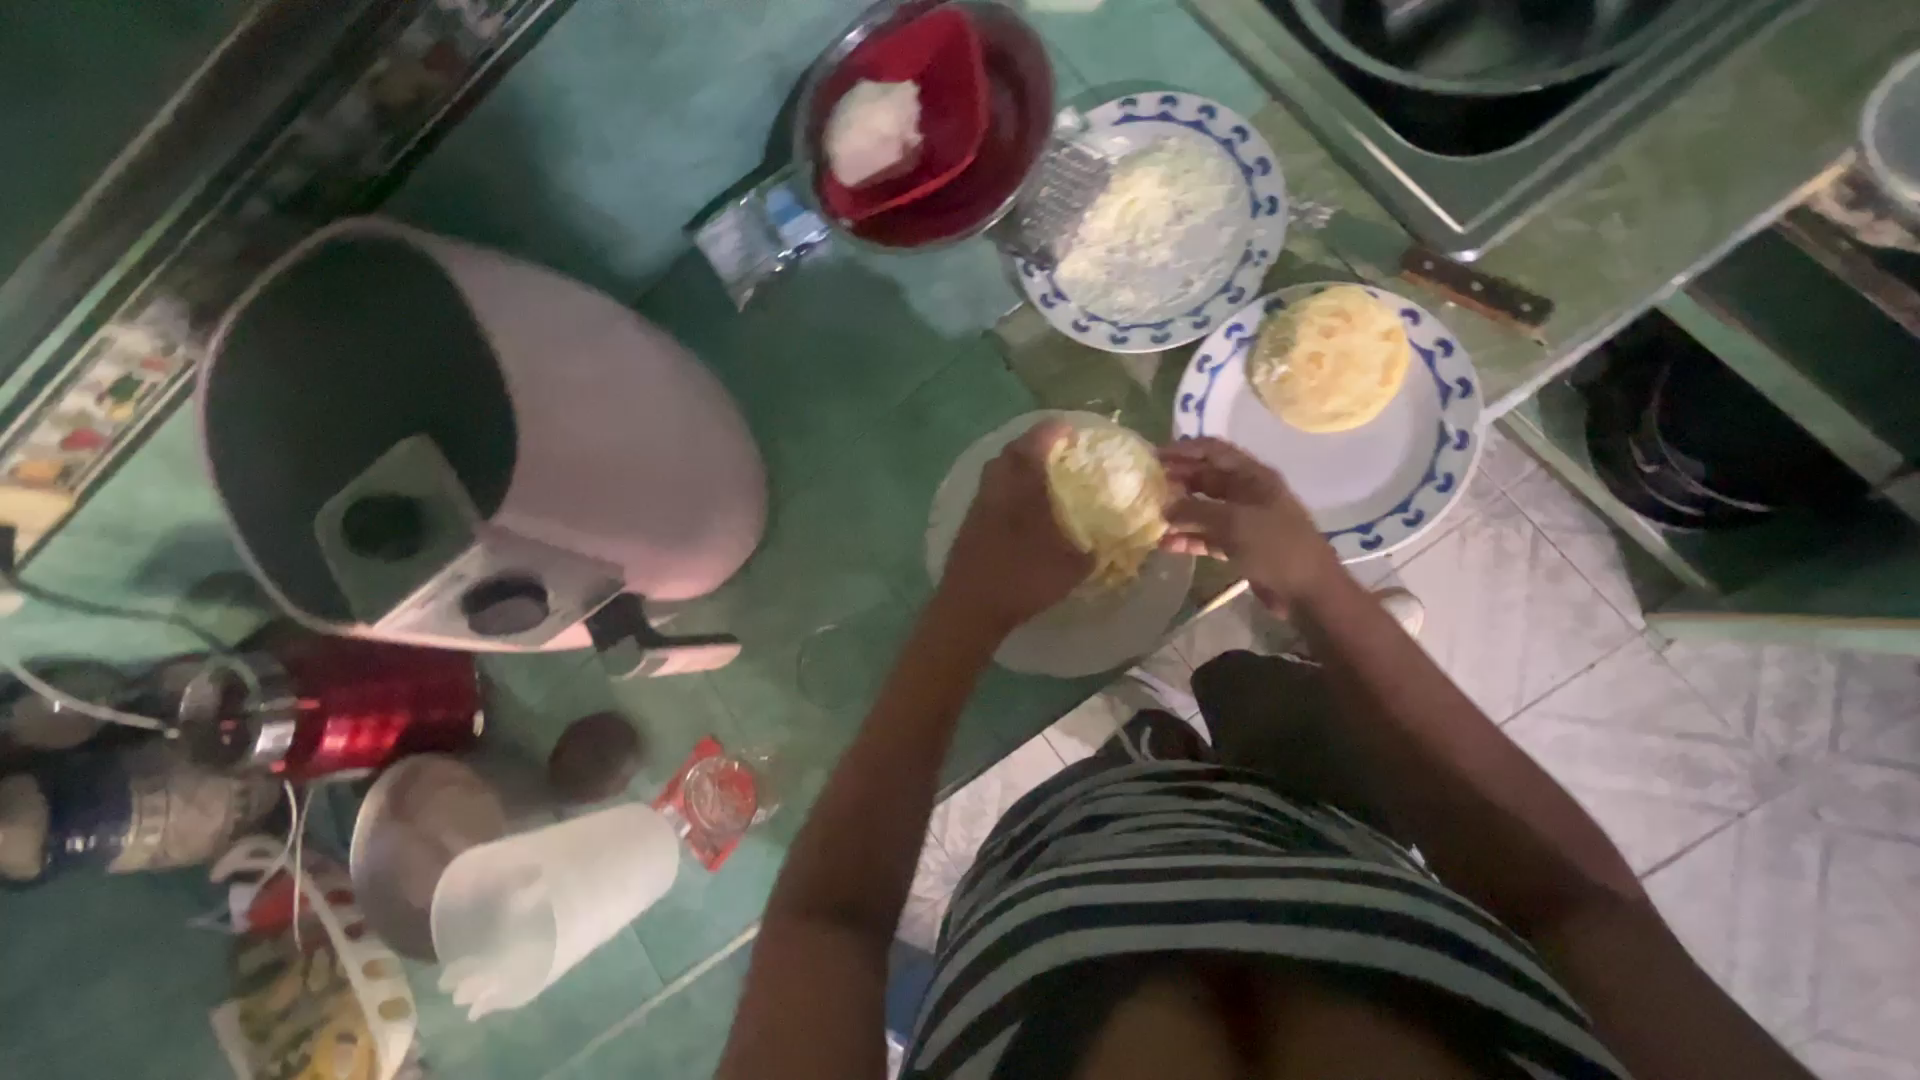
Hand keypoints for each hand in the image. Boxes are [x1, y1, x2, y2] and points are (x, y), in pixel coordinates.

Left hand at [938, 420, 1091, 635]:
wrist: (970, 607)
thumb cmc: (1022, 581)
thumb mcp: (1070, 568)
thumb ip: (1092, 551)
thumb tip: (1109, 542)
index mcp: (1022, 488)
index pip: (1035, 444)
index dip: (1052, 431)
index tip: (1070, 430)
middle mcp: (997, 488)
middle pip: (1011, 452)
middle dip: (1033, 443)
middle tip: (1056, 449)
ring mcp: (978, 505)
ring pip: (996, 471)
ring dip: (1017, 465)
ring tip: (1039, 474)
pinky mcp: (968, 523)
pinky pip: (990, 491)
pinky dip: (1007, 487)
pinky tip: (1020, 505)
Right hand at [1159, 437, 1341, 610]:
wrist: (1308, 591)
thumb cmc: (1277, 547)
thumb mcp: (1234, 523)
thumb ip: (1196, 511)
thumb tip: (1164, 507)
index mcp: (1253, 476)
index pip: (1213, 451)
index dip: (1183, 450)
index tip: (1153, 458)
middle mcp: (1247, 492)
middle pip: (1205, 478)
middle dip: (1176, 481)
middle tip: (1144, 487)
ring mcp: (1243, 520)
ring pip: (1204, 508)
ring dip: (1179, 512)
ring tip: (1150, 516)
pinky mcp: (1239, 546)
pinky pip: (1208, 536)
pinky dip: (1188, 538)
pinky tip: (1165, 544)